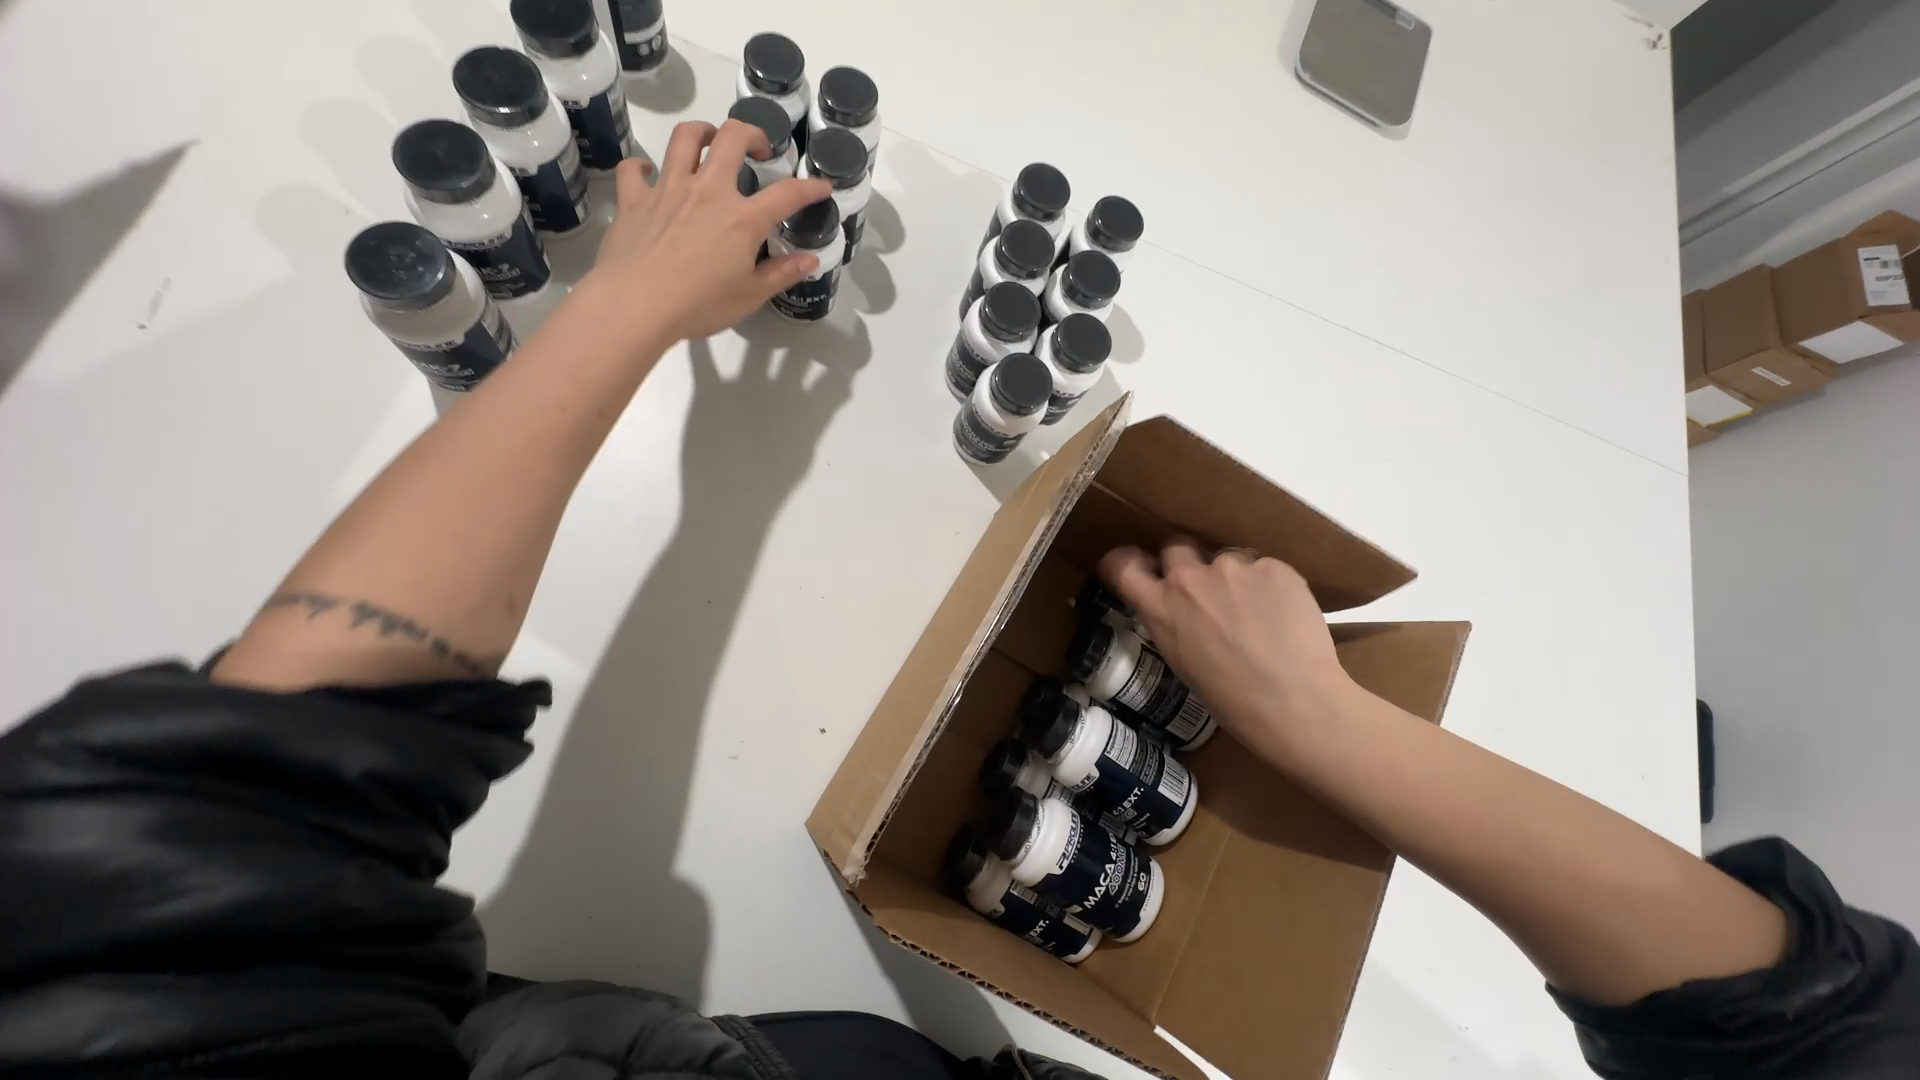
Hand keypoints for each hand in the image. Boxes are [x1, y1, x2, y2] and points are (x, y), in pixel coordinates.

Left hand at [585, 120, 833, 346]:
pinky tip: (649, 174)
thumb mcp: (750, 296)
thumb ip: (782, 273)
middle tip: (759, 148)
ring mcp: (668, 189)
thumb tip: (810, 260)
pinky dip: (642, 167)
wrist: (637, 305)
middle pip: (732, 138)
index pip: (787, 194)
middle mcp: (708, 191)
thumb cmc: (700, 305)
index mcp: (742, 219)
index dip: (810, 188)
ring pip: (685, 138)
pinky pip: (635, 170)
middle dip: (751, 133)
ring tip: (709, 140)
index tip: (823, 187)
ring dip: (702, 131)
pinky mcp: (634, 199)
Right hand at [1099, 540, 1356, 759]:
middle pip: (1176, 547)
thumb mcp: (1182, 662)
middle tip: (1206, 591)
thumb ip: (1172, 623)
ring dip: (1234, 577)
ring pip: (1227, 558)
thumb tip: (1183, 612)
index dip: (1127, 561)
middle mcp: (1189, 578)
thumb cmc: (1232, 700)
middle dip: (1187, 563)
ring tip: (1257, 611)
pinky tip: (1283, 615)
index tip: (1139, 566)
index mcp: (1160, 608)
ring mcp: (1233, 567)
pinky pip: (1265, 567)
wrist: (1295, 702)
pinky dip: (1270, 586)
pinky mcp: (1273, 566)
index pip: (1123, 565)